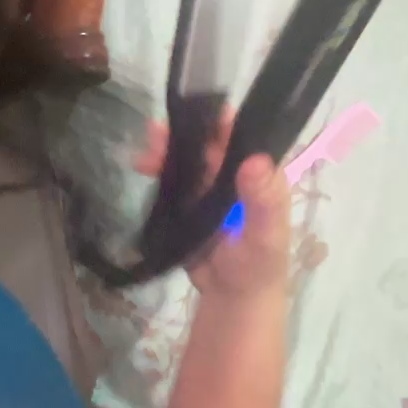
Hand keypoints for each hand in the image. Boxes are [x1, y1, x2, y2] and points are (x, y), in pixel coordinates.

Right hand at [133, 113, 290, 300]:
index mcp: (260, 178)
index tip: (199, 110)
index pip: (244, 139)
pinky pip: (172, 181)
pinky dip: (157, 170)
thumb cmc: (258, 267)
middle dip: (183, 134)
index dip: (222, 122)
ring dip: (166, 151)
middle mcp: (235, 177)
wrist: (232, 298)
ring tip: (144, 154)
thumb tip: (254, 160)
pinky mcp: (188, 204)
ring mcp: (210, 190)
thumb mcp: (266, 236)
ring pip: (187, 160)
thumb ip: (263, 201)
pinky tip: (141, 166)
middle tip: (156, 131)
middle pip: (208, 145)